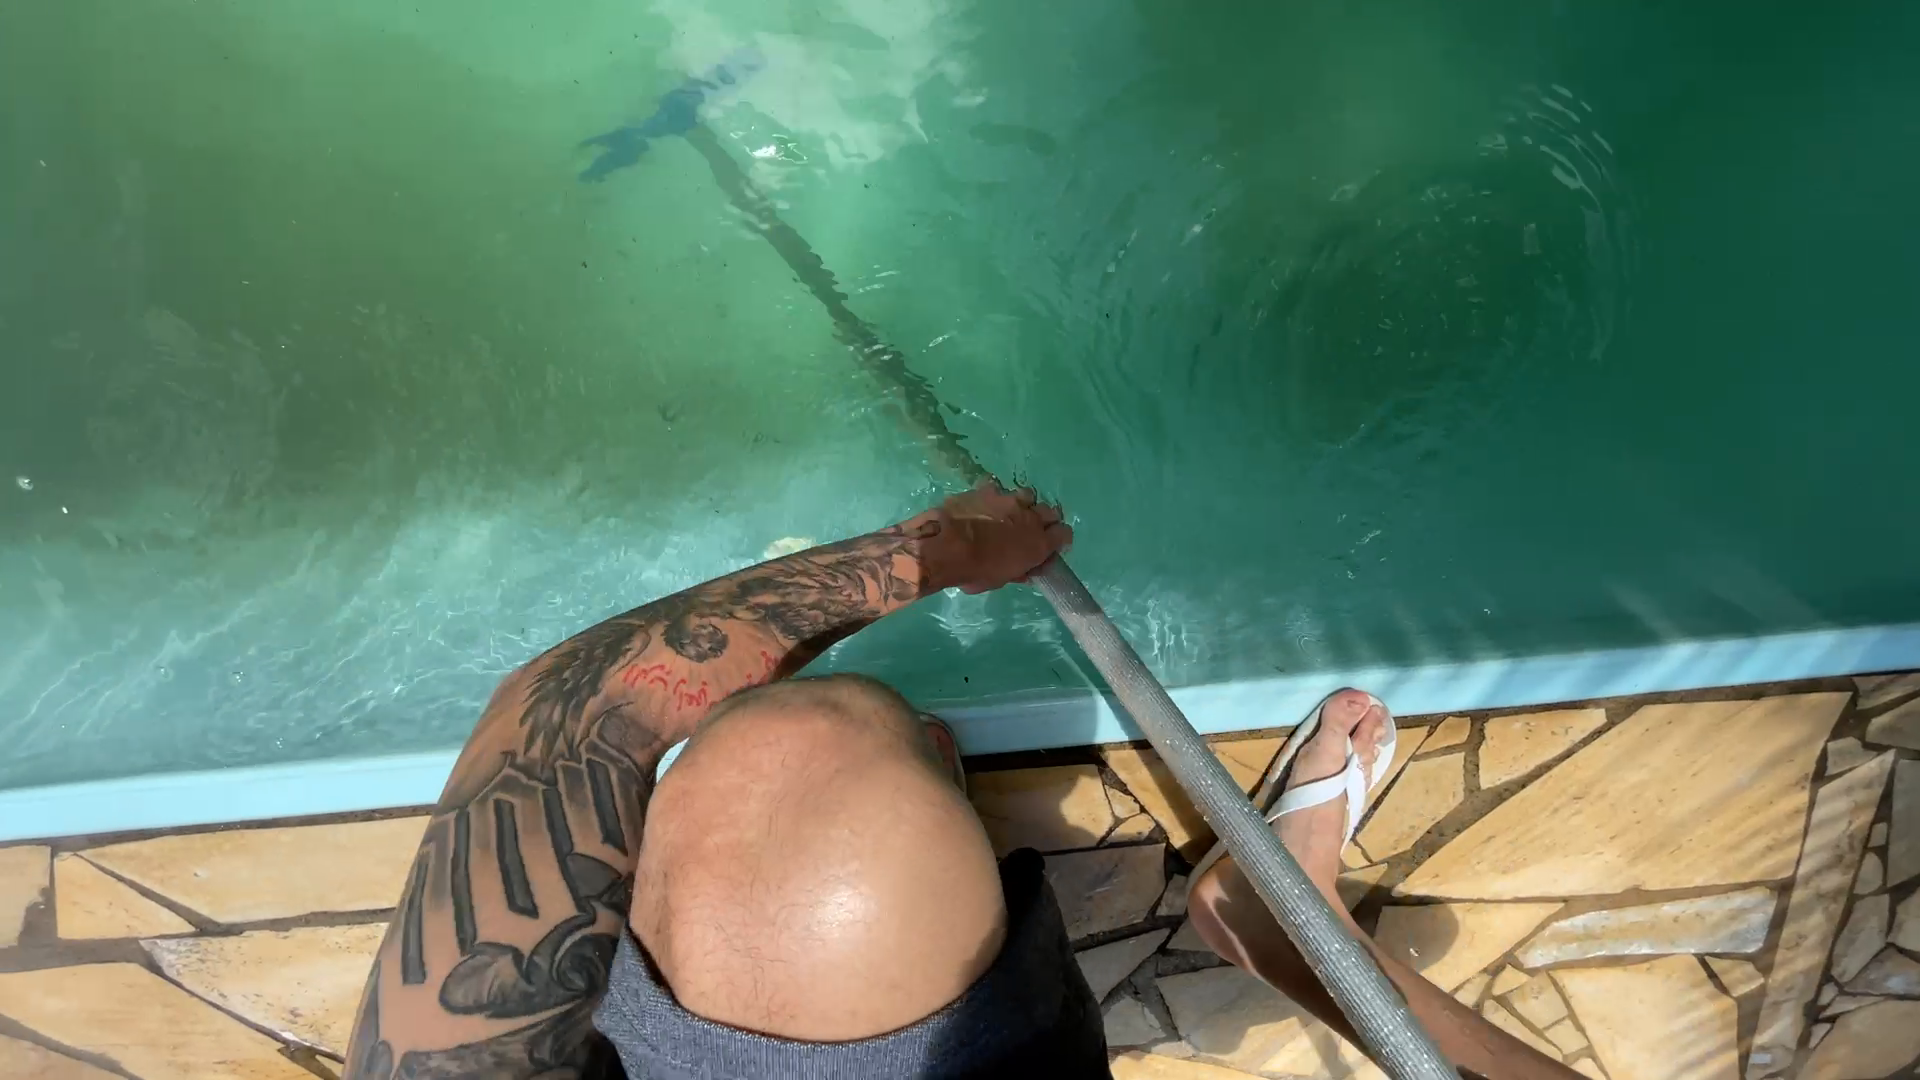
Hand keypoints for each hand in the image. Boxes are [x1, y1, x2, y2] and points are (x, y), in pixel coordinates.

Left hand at [909, 481, 1072, 594]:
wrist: (946, 547)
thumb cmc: (975, 571)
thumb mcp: (1002, 579)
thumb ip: (1019, 569)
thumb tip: (1027, 570)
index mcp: (1039, 542)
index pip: (1064, 534)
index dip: (1060, 539)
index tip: (1052, 545)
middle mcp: (1030, 517)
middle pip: (1050, 512)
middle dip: (1044, 520)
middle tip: (1032, 530)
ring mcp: (1009, 499)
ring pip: (1028, 495)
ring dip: (1023, 505)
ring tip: (1010, 514)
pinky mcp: (987, 489)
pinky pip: (998, 489)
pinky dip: (995, 497)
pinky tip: (985, 504)